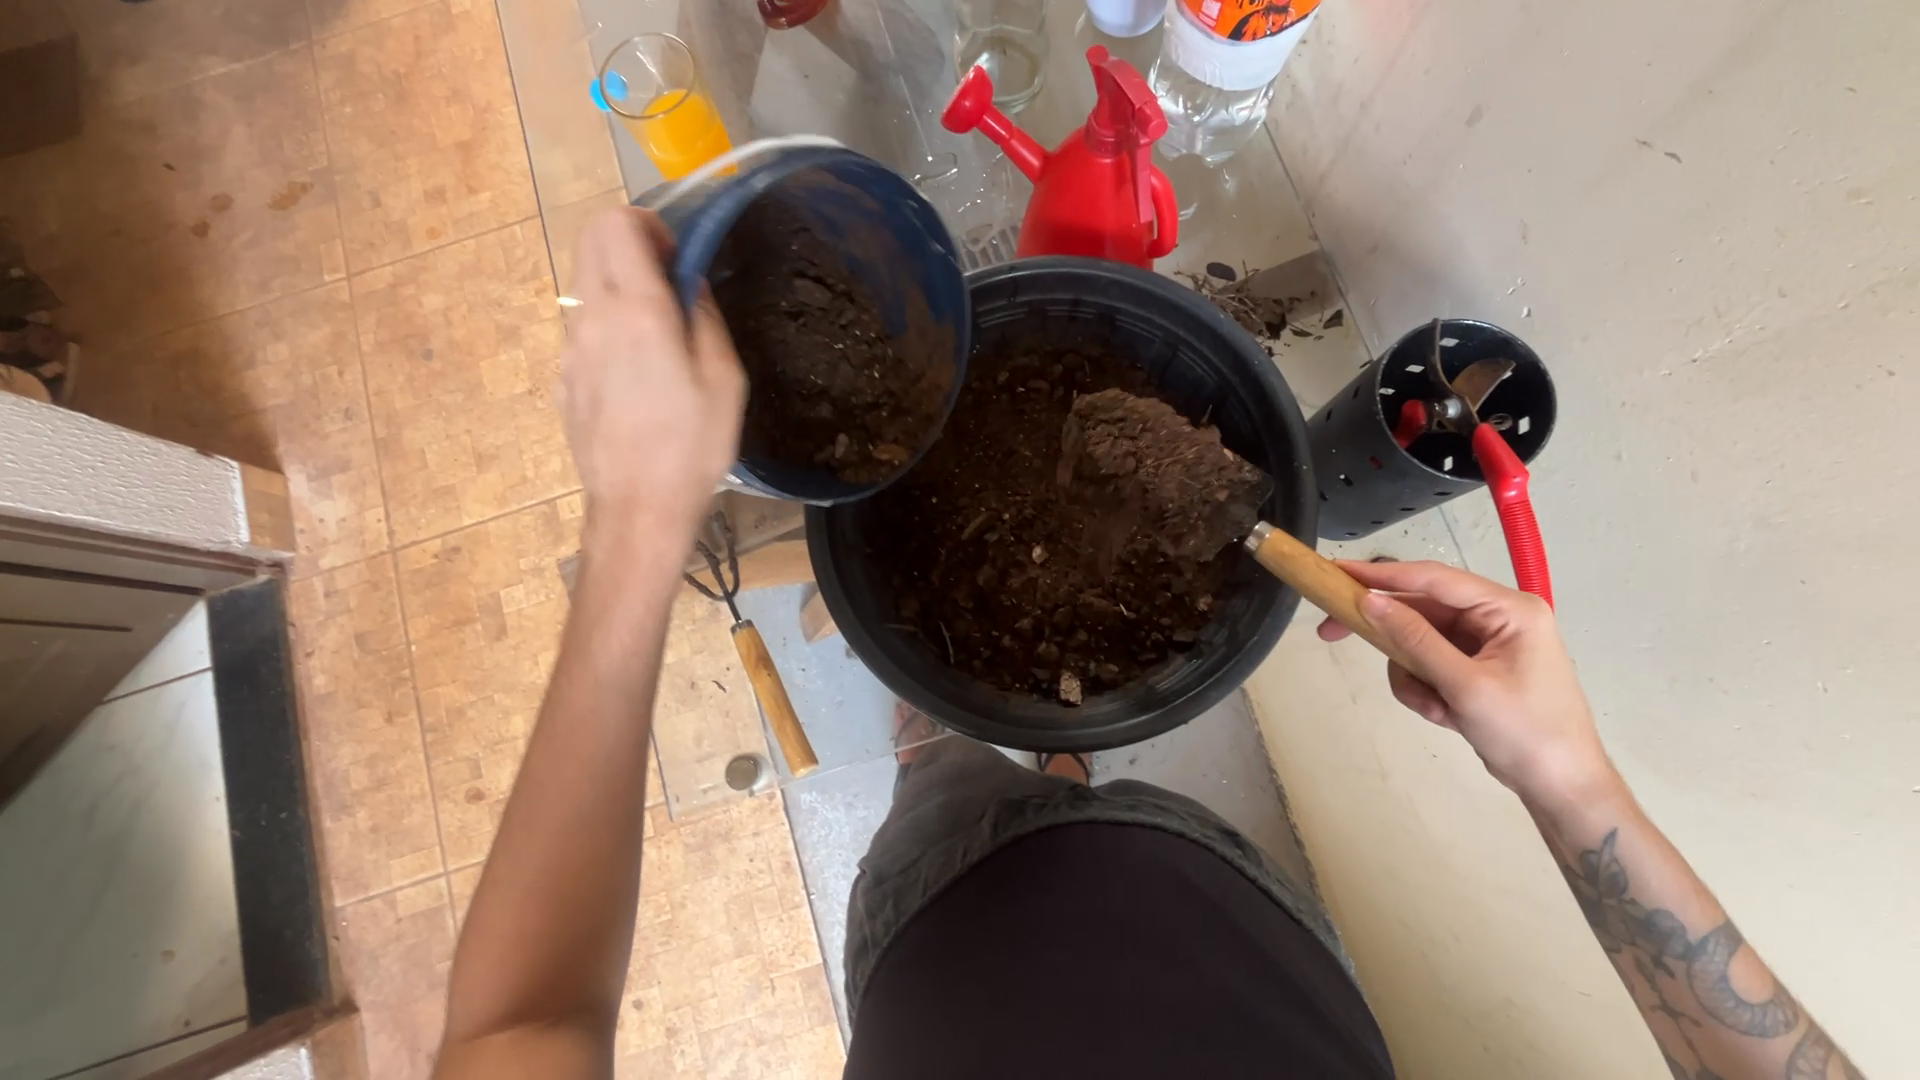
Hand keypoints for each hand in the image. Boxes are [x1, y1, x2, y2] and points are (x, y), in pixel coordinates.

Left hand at [561, 208, 746, 557]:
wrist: (639, 507)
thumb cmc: (693, 444)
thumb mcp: (725, 378)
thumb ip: (705, 317)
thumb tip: (689, 284)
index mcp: (635, 309)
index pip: (616, 223)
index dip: (649, 224)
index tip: (677, 256)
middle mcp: (592, 318)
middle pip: (591, 242)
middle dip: (630, 245)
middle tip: (669, 283)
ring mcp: (571, 350)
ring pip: (585, 287)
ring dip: (619, 288)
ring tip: (661, 336)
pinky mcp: (565, 379)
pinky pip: (585, 331)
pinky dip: (609, 328)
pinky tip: (640, 376)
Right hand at [1316, 560, 1616, 809]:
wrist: (1561, 787)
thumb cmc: (1525, 733)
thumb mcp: (1464, 685)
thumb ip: (1414, 639)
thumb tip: (1369, 601)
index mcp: (1509, 609)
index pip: (1434, 579)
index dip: (1381, 575)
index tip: (1336, 572)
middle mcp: (1497, 618)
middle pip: (1420, 610)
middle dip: (1387, 634)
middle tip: (1330, 633)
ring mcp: (1484, 644)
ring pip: (1417, 641)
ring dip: (1412, 675)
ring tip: (1433, 708)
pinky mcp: (1473, 668)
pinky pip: (1427, 664)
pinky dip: (1424, 689)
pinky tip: (1444, 715)